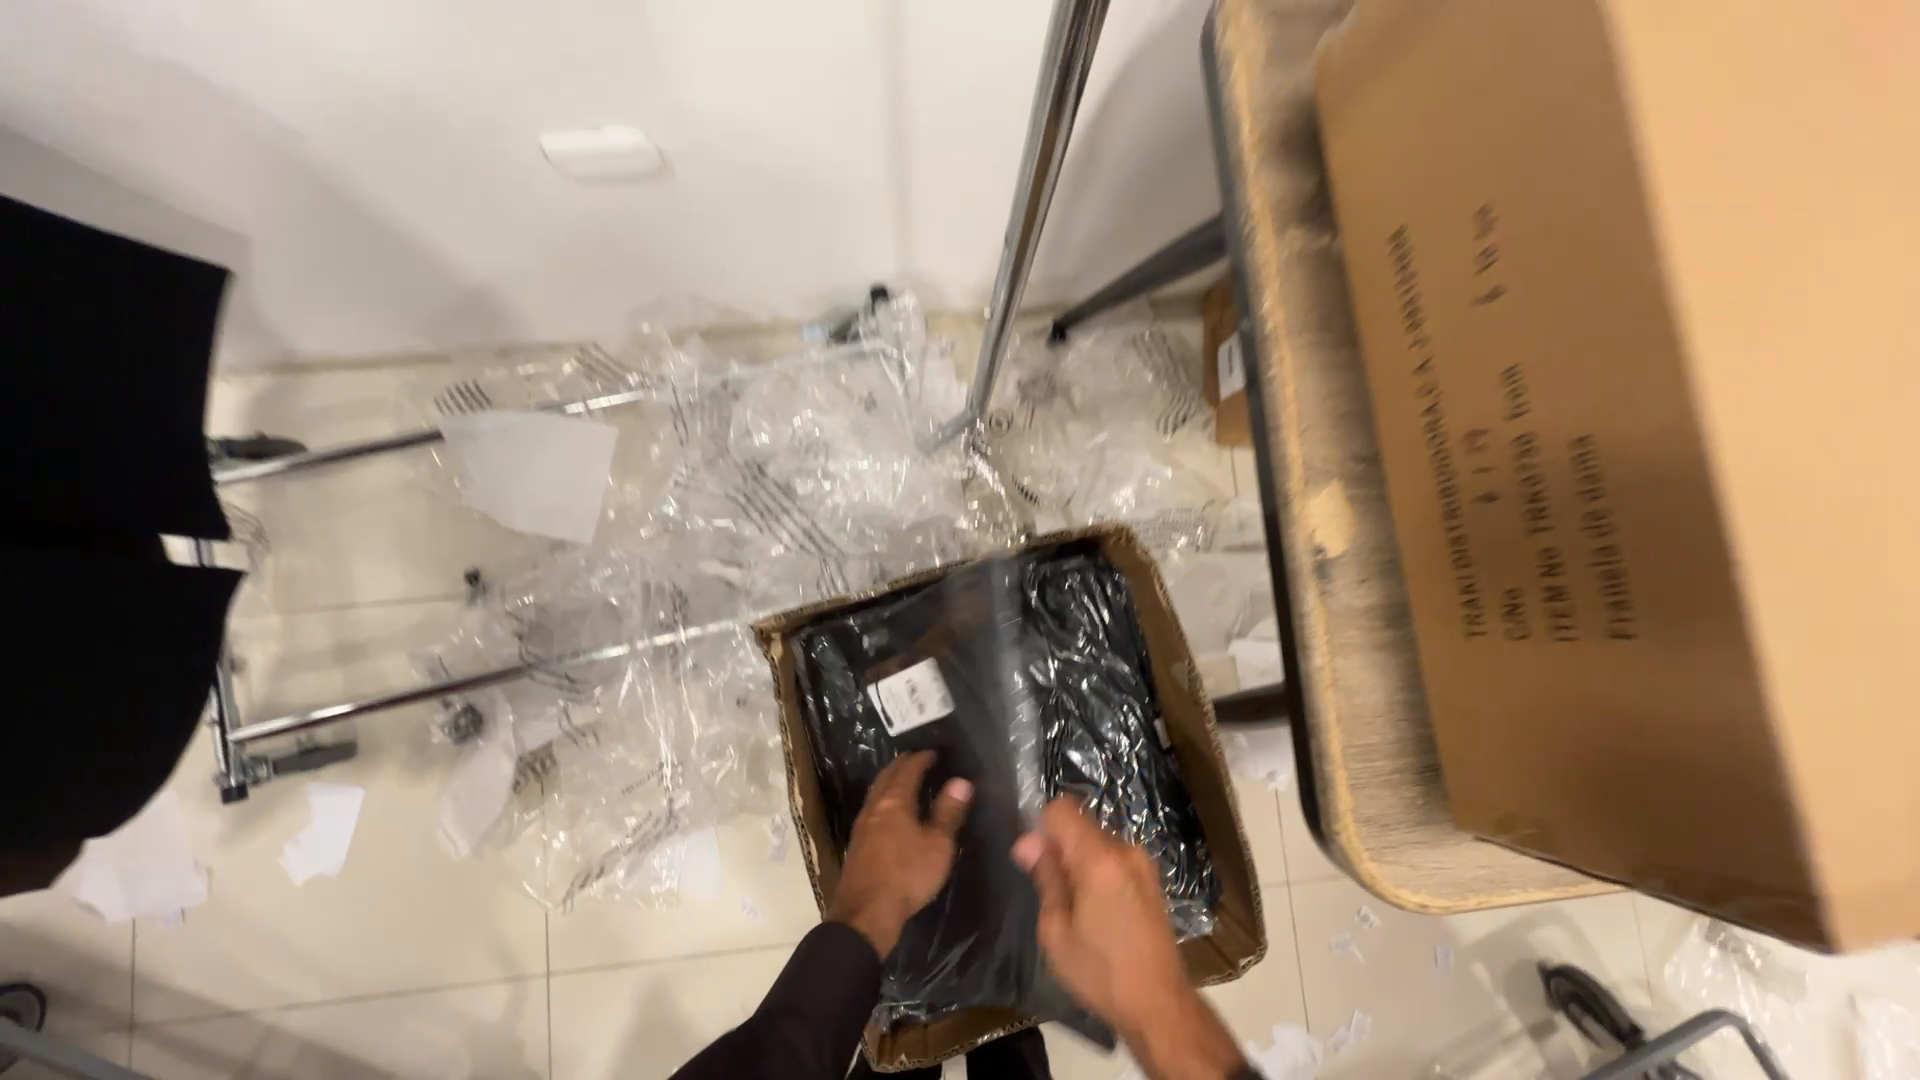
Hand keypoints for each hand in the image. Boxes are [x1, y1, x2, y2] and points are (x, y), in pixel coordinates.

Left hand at [827, 750, 971, 957]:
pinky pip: (873, 808)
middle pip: (887, 776)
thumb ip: (948, 812)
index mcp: (895, 801)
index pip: (909, 769)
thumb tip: (960, 781)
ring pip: (877, 792)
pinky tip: (890, 813)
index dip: (923, 758)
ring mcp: (862, 825)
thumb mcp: (937, 845)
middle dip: (903, 764)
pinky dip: (884, 799)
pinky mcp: (858, 844)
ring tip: (904, 781)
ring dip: (891, 781)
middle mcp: (875, 807)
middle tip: (918, 759)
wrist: (866, 913)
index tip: (935, 752)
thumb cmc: (907, 875)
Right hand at [1013, 798, 1246, 1079]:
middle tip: (1049, 889)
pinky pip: (1113, 857)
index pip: (1061, 809)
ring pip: (1097, 840)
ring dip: (1078, 860)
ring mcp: (1143, 863)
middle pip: (1080, 824)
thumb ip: (1045, 877)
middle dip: (1058, 846)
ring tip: (1074, 905)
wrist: (1160, 1004)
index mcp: (1099, 859)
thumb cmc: (1100, 972)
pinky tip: (1097, 909)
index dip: (1040, 828)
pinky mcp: (1151, 878)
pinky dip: (1097, 870)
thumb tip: (1028, 843)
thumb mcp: (1056, 930)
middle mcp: (1125, 850)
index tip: (1033, 860)